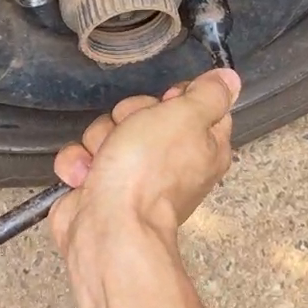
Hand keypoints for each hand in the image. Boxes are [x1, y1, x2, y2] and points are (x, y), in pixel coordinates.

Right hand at [48, 67, 242, 254]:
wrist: (108, 228)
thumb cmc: (148, 173)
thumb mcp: (187, 117)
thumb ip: (210, 95)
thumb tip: (229, 80)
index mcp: (203, 146)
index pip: (196, 104)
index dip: (176, 98)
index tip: (168, 104)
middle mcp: (171, 162)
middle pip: (145, 112)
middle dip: (130, 116)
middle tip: (132, 134)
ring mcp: (133, 175)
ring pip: (109, 131)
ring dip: (99, 140)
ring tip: (104, 161)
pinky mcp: (99, 187)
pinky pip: (83, 157)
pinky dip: (78, 165)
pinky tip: (84, 177)